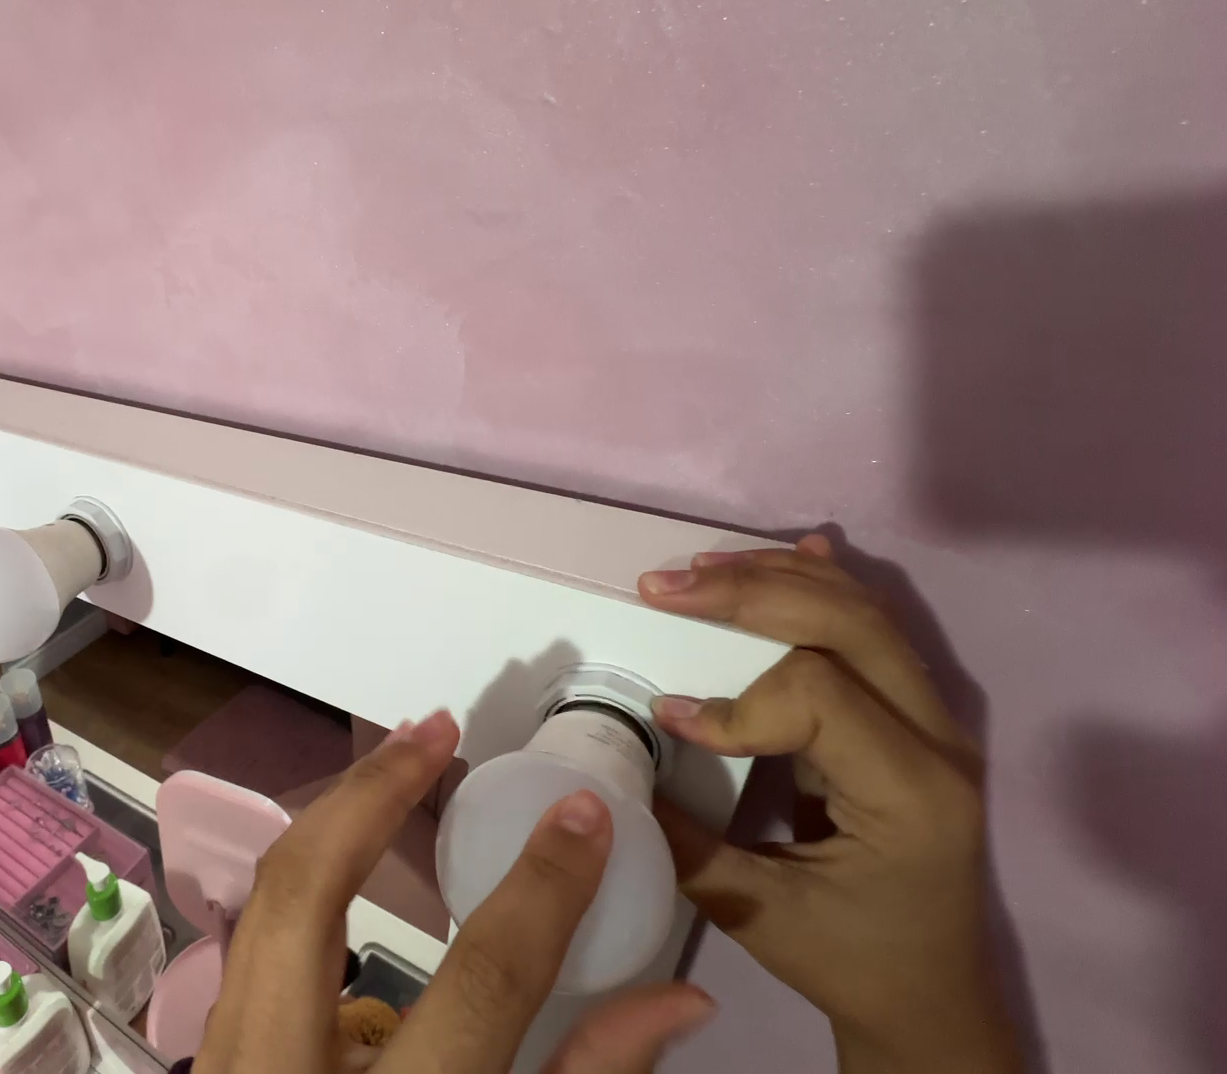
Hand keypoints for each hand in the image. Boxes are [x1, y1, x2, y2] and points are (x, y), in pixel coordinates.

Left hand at [196, 708, 714, 1073]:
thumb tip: (677, 1000)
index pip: (477, 990)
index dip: (542, 892)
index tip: (584, 813)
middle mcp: (276, 1072)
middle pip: (304, 895)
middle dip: (371, 795)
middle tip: (433, 728)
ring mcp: (228, 1056)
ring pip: (267, 894)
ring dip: (335, 814)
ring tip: (400, 758)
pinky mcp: (216, 1046)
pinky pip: (265, 930)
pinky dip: (318, 870)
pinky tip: (360, 840)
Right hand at [638, 534, 1021, 1073]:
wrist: (931, 994)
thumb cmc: (851, 958)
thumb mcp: (756, 912)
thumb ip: (681, 841)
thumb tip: (610, 771)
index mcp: (907, 792)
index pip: (819, 696)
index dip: (734, 699)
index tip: (667, 718)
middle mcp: (935, 741)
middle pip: (846, 624)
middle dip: (745, 596)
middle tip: (661, 587)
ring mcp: (933, 720)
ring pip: (861, 611)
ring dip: (772, 578)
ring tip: (697, 570)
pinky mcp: (911, 714)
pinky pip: (873, 626)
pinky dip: (827, 583)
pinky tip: (800, 550)